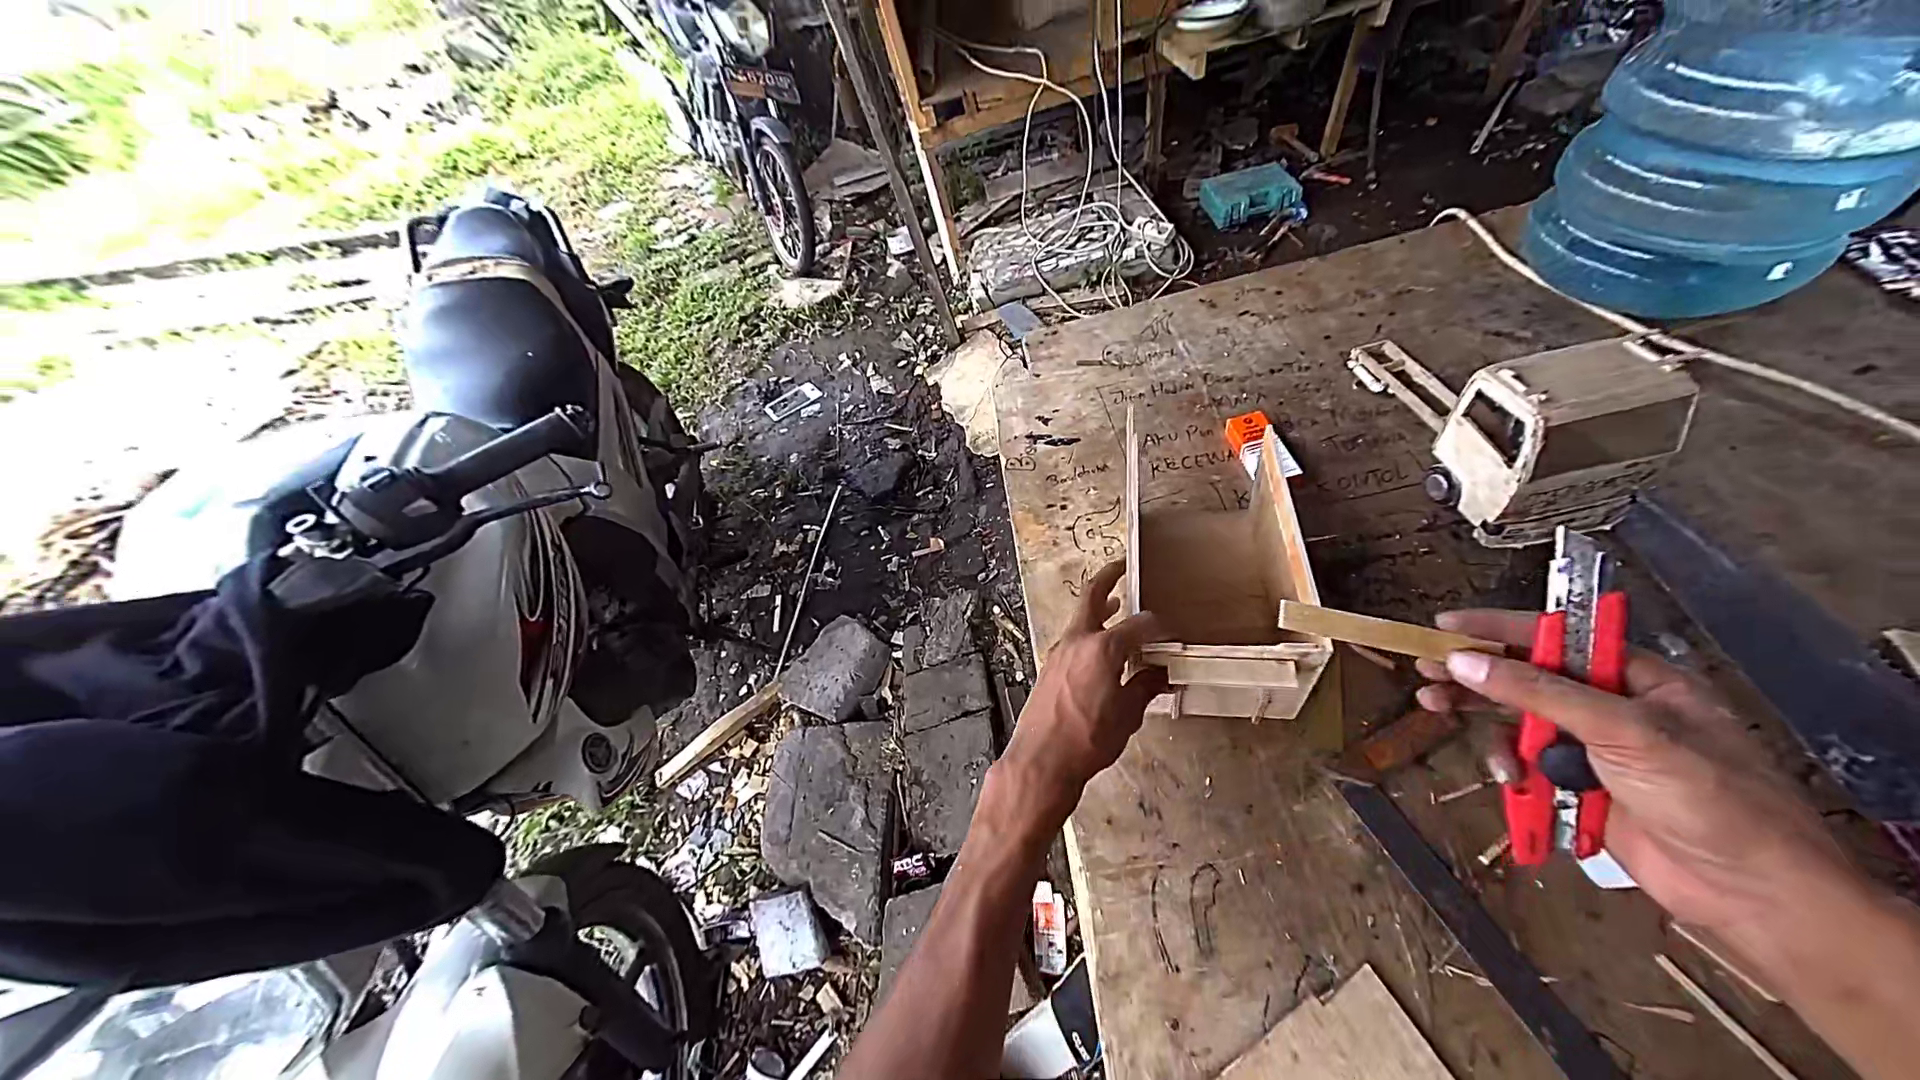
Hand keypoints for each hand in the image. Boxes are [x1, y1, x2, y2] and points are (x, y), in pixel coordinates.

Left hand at [997, 561, 1168, 825]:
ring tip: (1116, 603)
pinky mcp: (1051, 666)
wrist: (1042, 759)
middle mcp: (1078, 641)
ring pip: (1082, 618)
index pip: (1140, 625)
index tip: (1171, 630)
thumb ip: (1144, 688)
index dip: (1159, 626)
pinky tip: (1102, 650)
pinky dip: (1090, 634)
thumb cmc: (1086, 740)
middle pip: (1093, 596)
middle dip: (1109, 577)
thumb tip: (1159, 675)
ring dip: (1100, 608)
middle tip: (1122, 567)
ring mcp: (1060, 652)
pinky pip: (1074, 639)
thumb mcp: (1127, 716)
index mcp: (1103, 648)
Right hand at [1414, 610, 1871, 945]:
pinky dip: (1507, 766)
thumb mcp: (1622, 731)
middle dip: (1477, 674)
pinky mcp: (1575, 784)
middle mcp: (1610, 706)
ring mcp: (1591, 748)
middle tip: (1426, 667)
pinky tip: (1508, 778)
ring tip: (1433, 707)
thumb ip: (1536, 692)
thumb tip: (1462, 660)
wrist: (1753, 895)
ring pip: (1516, 719)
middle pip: (1527, 677)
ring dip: (1480, 718)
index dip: (1500, 628)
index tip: (1446, 626)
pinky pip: (1523, 760)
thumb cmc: (1706, 797)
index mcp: (1638, 679)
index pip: (1557, 638)